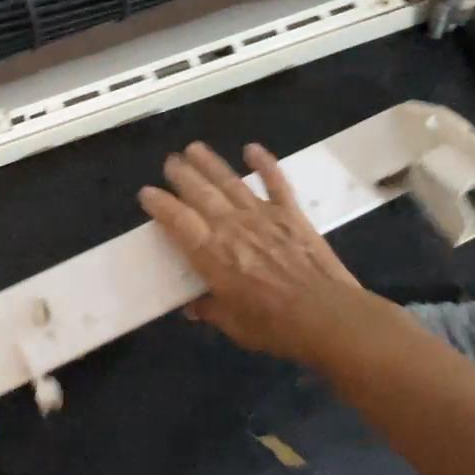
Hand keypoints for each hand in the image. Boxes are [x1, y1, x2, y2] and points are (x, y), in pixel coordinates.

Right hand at [139, 142, 385, 364]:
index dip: (160, 205)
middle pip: (201, 194)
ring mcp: (263, 217)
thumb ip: (211, 309)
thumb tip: (192, 307)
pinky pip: (276, 183)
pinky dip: (264, 163)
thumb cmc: (274, 326)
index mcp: (212, 255)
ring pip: (230, 182)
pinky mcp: (291, 215)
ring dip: (211, 163)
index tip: (146, 193)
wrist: (327, 317)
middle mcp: (232, 227)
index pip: (178, 221)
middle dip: (182, 175)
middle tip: (170, 162)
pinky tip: (252, 148)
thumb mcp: (234, 325)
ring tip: (194, 148)